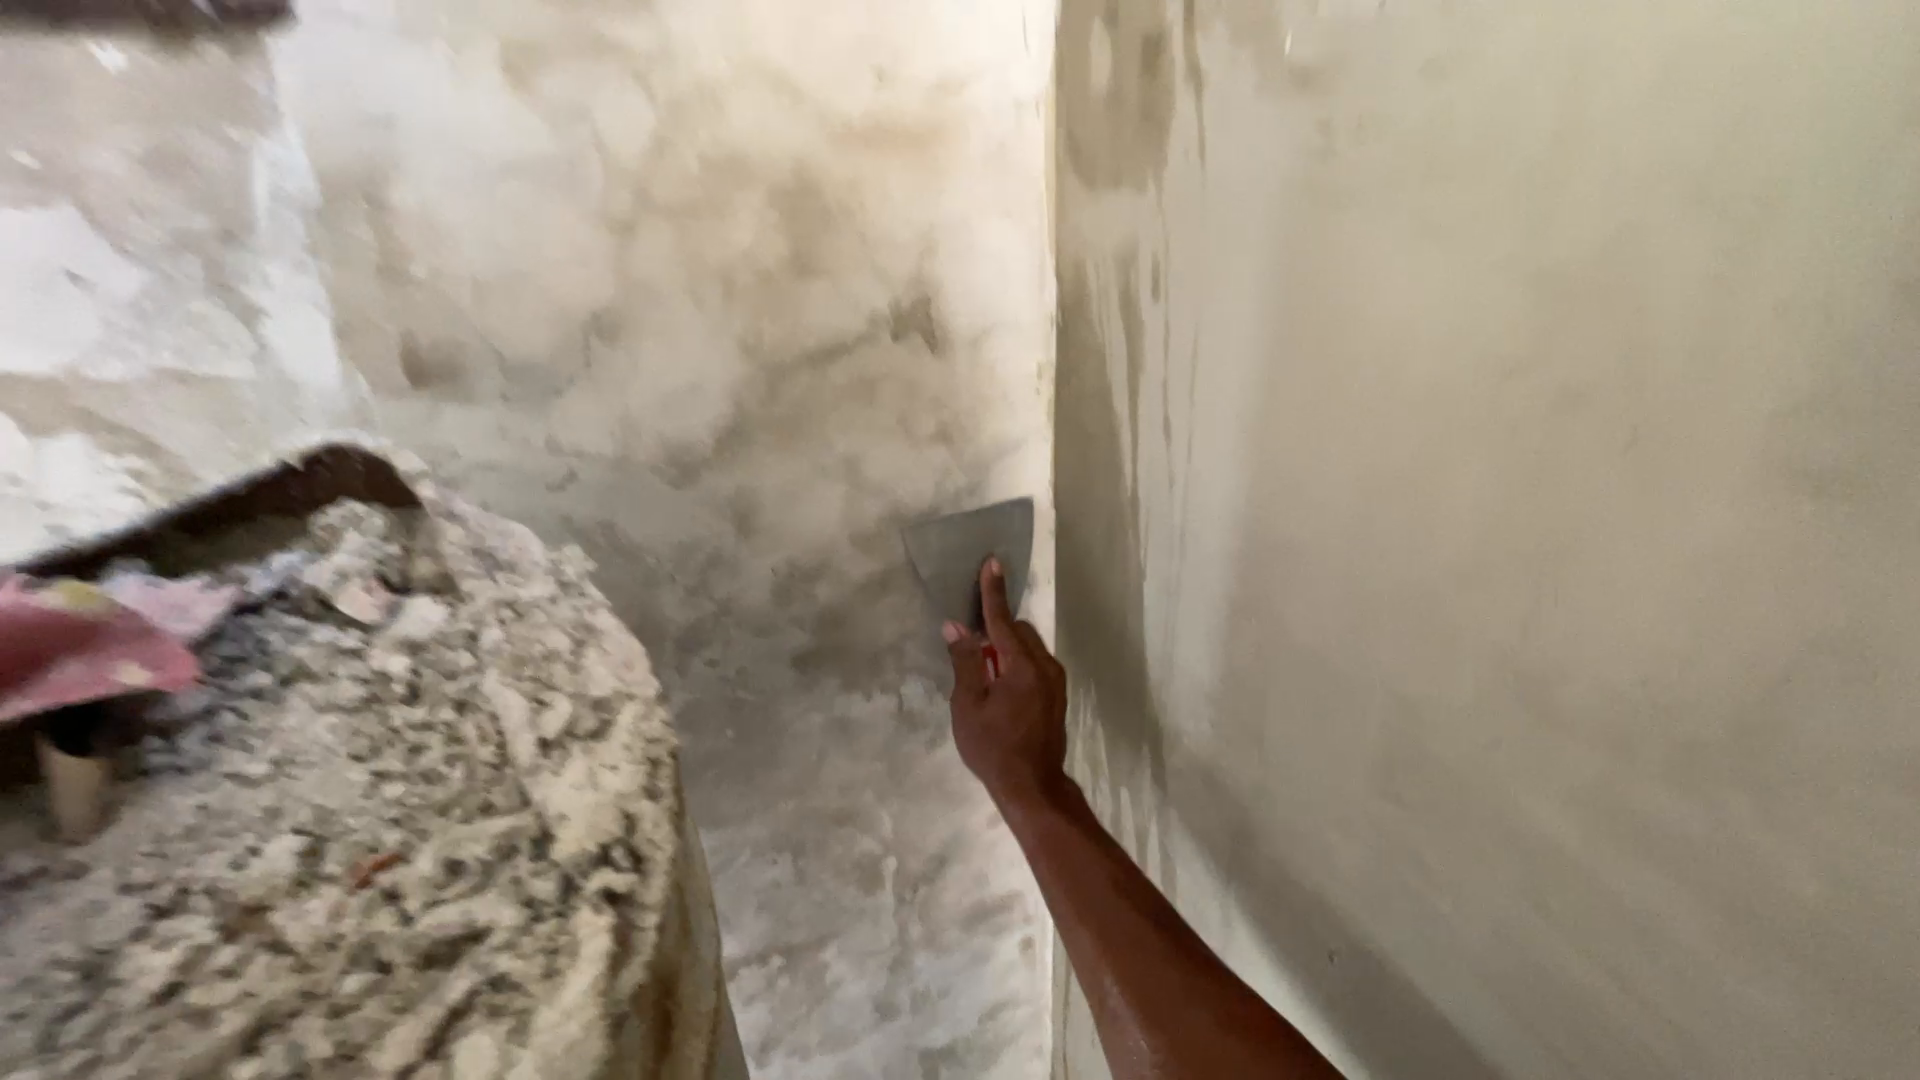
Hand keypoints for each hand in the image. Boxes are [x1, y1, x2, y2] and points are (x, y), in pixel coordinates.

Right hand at [944, 558, 1067, 804]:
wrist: (1032, 786)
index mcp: (1022, 666)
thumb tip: (956, 627)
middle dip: (995, 627)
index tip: (992, 562)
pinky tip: (999, 682)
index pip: (1002, 620)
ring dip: (1006, 646)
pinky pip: (1035, 663)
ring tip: (982, 666)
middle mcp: (1045, 666)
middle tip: (971, 638)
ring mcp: (1055, 681)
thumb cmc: (993, 748)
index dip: (993, 591)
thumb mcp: (968, 705)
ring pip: (1029, 647)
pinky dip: (1016, 661)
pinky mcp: (1057, 695)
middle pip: (1018, 631)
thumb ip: (964, 661)